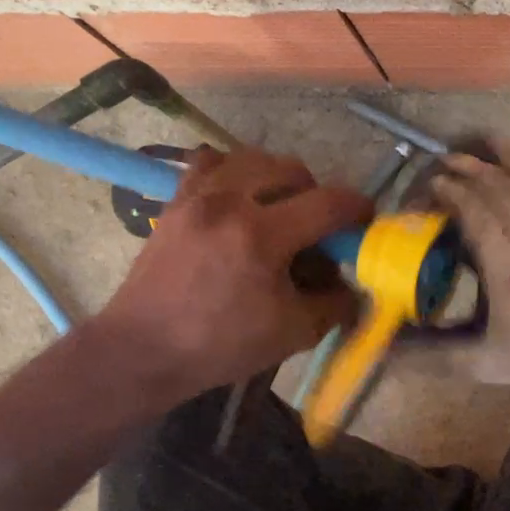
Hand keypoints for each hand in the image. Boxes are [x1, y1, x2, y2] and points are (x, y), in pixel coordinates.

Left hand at [92, 146, 369, 402]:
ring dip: (279, 180)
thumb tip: (356, 282)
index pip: (329, 203)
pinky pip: (213, 163)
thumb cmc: (221, 346)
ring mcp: (197, 197)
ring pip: (254, 159)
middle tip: (319, 229)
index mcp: (261, 236)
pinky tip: (242, 202)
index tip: (367, 221)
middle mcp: (228, 203)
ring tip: (282, 213)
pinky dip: (236, 174)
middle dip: (318, 195)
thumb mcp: (296, 332)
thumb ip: (337, 301)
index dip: (359, 209)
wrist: (142, 351)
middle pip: (293, 170)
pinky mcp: (176, 201)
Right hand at [431, 140, 509, 441]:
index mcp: (506, 261)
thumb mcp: (479, 360)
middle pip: (498, 184)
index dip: (448, 191)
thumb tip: (383, 351)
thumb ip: (428, 351)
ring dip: (508, 154)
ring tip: (487, 140)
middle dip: (470, 167)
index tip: (433, 186)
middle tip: (449, 161)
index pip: (470, 208)